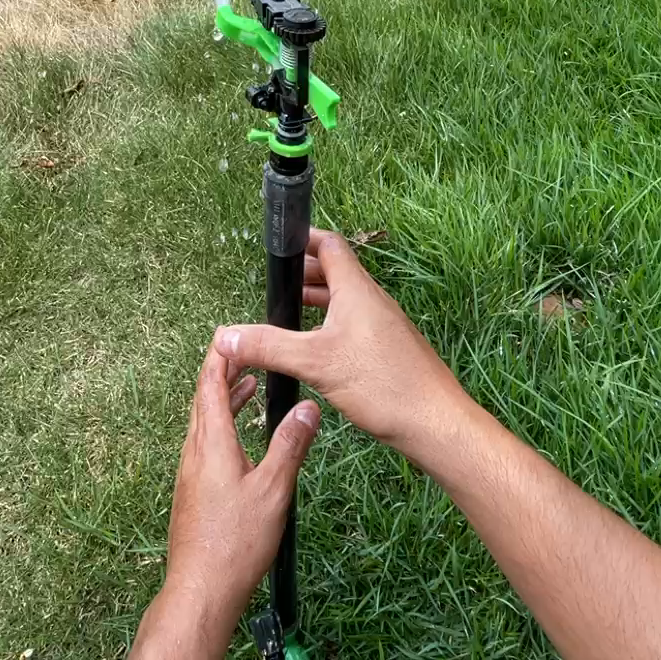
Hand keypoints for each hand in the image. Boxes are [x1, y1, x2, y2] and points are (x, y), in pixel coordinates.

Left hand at [131, 345, 320, 658]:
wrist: (200, 591)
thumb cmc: (236, 542)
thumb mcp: (273, 490)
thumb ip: (290, 445)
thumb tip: (308, 408)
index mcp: (211, 443)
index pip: (210, 385)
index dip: (219, 356)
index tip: (229, 333)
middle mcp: (194, 451)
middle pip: (203, 398)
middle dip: (222, 370)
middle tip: (244, 351)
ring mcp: (190, 472)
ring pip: (203, 420)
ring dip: (223, 397)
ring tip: (248, 386)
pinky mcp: (192, 490)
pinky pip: (204, 442)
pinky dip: (221, 423)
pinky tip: (238, 438)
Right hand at [213, 229, 470, 462]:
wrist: (436, 422)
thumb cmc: (380, 383)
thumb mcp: (316, 362)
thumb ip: (269, 346)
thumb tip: (225, 336)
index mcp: (356, 289)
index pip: (330, 245)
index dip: (304, 238)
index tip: (279, 244)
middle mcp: (372, 299)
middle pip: (336, 271)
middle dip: (305, 272)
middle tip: (276, 283)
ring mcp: (384, 323)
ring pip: (345, 298)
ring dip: (318, 298)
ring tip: (290, 311)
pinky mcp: (389, 347)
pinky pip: (354, 321)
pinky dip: (331, 322)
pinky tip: (318, 346)